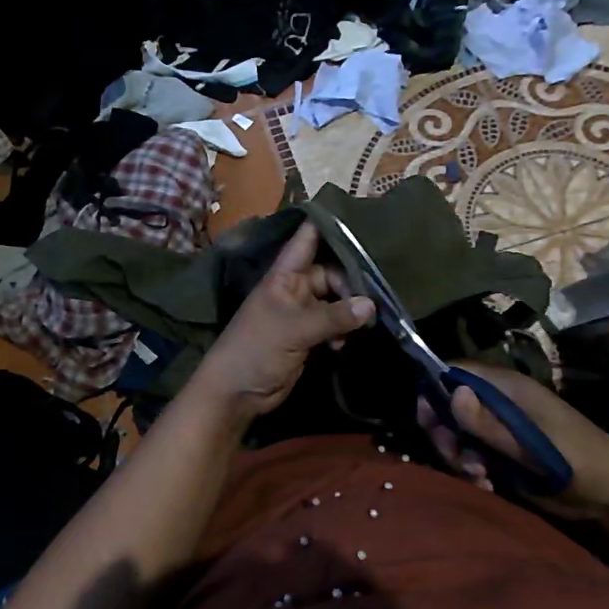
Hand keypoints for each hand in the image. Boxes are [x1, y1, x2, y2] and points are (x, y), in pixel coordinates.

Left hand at [189, 222, 374, 419]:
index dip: (327, 225)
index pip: (307, 240)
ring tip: (363, 323)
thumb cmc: (256, 349)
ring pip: (335, 301)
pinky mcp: (307, 337)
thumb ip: (334, 316)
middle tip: (373, 297)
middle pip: (330, 273)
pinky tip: (346, 342)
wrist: (236, 393)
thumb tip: (371, 305)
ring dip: (350, 310)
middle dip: (352, 283)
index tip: (357, 215)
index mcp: (284, 276)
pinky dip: (343, 330)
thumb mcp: (295, 329)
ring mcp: (301, 313)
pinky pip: (333, 324)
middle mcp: (295, 289)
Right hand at [417, 362, 608, 509]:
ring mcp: (502, 429)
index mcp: (509, 389)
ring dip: (460, 458)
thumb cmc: (578, 462)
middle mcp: (501, 404)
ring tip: (481, 478)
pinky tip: (487, 486)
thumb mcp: (532, 446)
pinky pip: (473, 456)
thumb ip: (490, 423)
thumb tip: (452, 391)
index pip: (458, 372)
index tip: (429, 421)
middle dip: (448, 435)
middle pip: (451, 406)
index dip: (436, 390)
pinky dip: (473, 471)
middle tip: (460, 461)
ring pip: (459, 434)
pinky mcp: (504, 453)